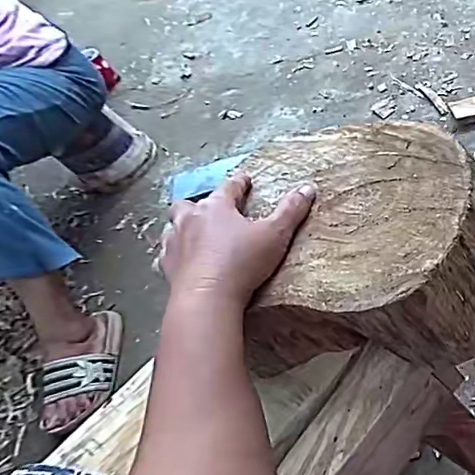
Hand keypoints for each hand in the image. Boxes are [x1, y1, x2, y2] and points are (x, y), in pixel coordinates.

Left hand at [159, 173, 313, 305]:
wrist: (208, 295)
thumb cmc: (243, 260)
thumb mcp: (277, 233)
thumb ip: (291, 210)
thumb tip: (307, 188)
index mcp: (216, 208)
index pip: (228, 188)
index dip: (239, 183)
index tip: (245, 178)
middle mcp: (189, 220)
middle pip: (188, 204)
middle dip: (199, 204)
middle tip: (211, 209)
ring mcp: (173, 242)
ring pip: (173, 226)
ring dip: (183, 226)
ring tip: (195, 232)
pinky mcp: (166, 265)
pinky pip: (166, 254)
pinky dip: (175, 252)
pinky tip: (183, 258)